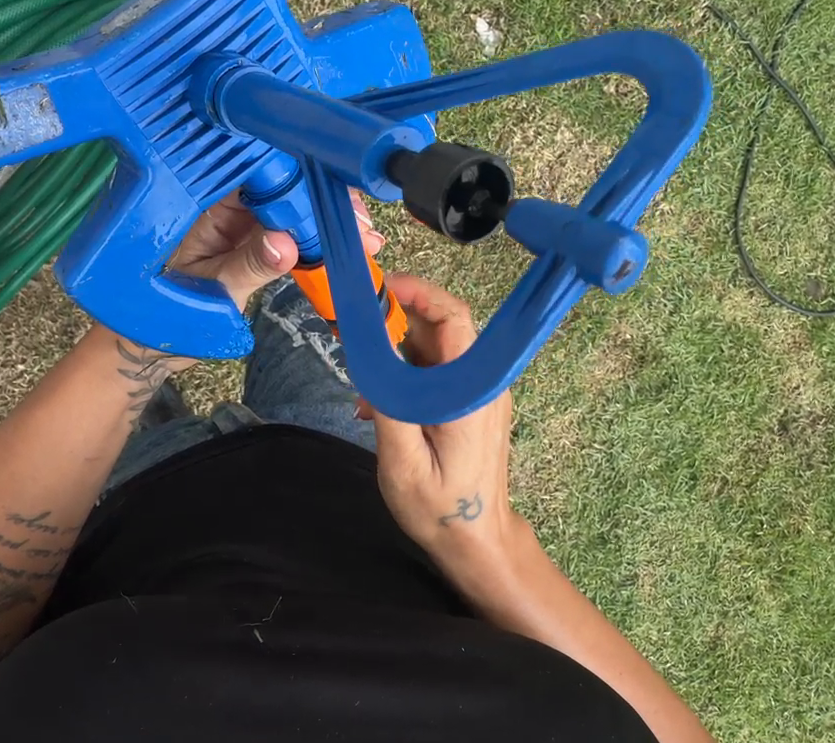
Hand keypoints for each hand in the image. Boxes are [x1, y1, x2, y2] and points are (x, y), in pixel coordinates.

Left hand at [166, 189, 387, 310]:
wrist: (153, 344)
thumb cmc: (167, 317)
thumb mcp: (213, 292)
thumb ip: (249, 267)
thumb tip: (285, 244)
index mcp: (204, 204)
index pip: (255, 174)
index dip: (296, 181)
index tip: (331, 198)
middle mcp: (223, 203)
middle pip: (280, 183)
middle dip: (322, 196)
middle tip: (358, 218)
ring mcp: (241, 221)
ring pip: (291, 204)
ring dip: (327, 215)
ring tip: (365, 234)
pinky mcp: (254, 239)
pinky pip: (291, 228)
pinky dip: (319, 234)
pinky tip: (351, 242)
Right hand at [364, 274, 529, 568]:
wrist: (477, 545)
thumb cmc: (439, 508)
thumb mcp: (402, 461)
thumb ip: (388, 399)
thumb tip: (370, 346)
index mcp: (470, 391)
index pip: (454, 318)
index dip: (418, 293)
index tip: (377, 289)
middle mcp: (480, 382)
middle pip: (443, 324)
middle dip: (397, 312)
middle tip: (354, 319)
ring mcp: (476, 391)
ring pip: (434, 345)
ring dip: (395, 342)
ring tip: (356, 357)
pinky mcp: (466, 402)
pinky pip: (433, 369)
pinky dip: (401, 368)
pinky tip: (374, 398)